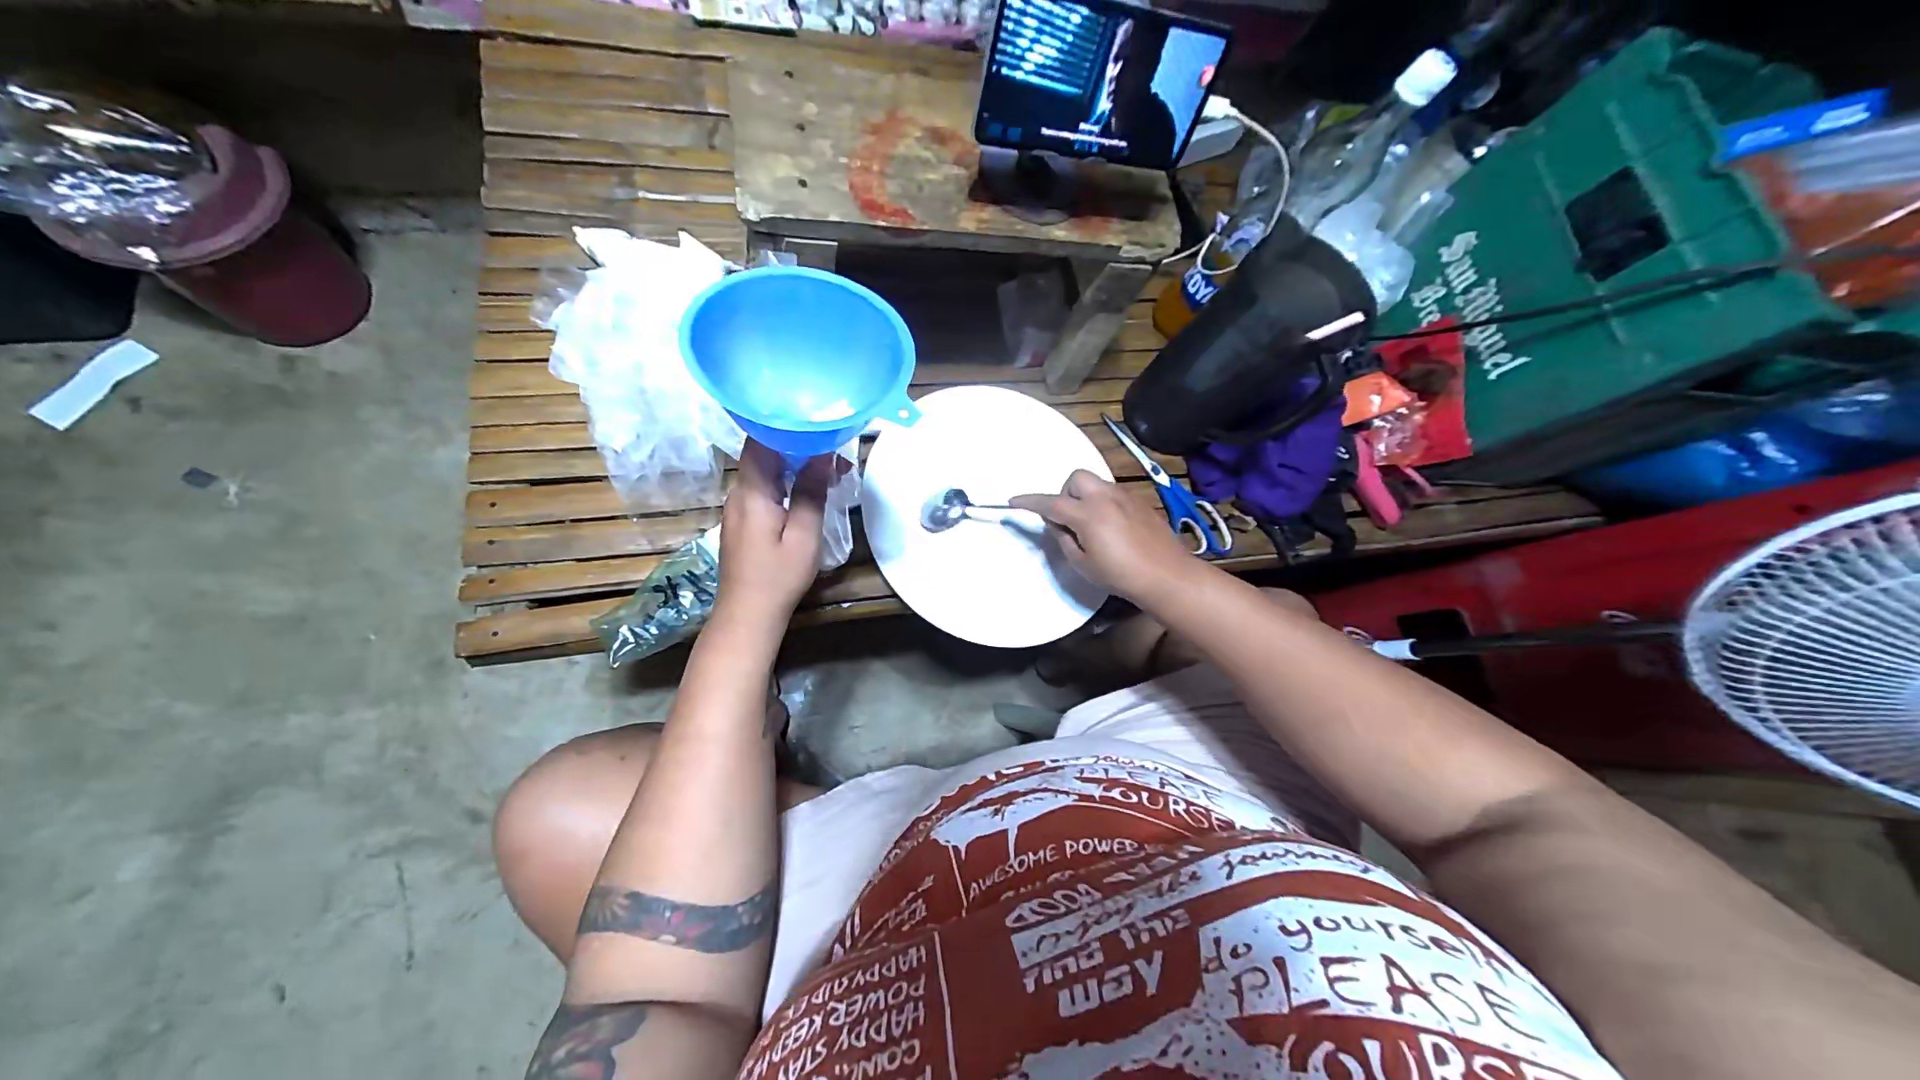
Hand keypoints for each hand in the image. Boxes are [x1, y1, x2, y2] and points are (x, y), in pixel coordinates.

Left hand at [716, 440, 833, 622]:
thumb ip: (812, 493)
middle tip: (835, 447)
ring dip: (794, 463)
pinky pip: (764, 487)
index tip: (819, 422)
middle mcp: (738, 492)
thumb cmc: (778, 577)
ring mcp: (738, 506)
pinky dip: (786, 480)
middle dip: (799, 444)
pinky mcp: (743, 519)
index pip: (761, 440)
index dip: (788, 426)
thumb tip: (824, 455)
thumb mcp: (803, 536)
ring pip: (765, 470)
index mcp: (752, 491)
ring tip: (829, 466)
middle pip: (764, 452)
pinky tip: (809, 487)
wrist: (747, 615)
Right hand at [1011, 470, 1196, 600]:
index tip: (1014, 501)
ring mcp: (1126, 497)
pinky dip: (1103, 503)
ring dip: (1085, 497)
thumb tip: (1057, 523)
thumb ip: (1064, 538)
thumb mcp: (1083, 563)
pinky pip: (1112, 493)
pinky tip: (1112, 529)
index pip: (1051, 503)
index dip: (1030, 502)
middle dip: (1066, 493)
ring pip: (1096, 484)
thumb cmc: (1121, 575)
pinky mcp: (1140, 503)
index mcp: (1088, 513)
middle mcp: (1106, 497)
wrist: (1167, 575)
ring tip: (1091, 526)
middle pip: (1076, 478)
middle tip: (1069, 519)